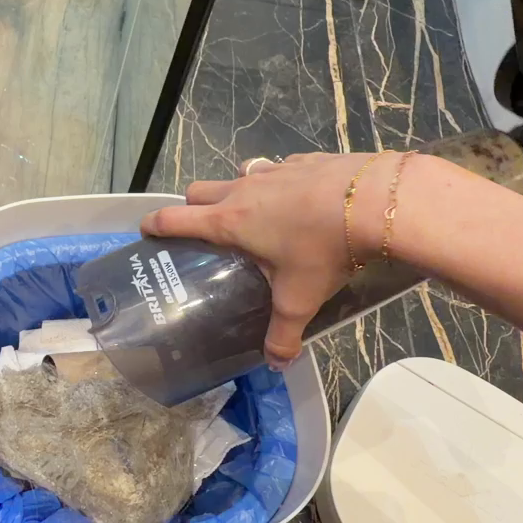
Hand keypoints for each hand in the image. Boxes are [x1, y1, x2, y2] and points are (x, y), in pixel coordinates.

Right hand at [140, 152, 388, 366]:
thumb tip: (277, 363)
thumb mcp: (300, 299)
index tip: (145, 230)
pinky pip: (278, 168)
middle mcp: (244, 190)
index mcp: (229, 222)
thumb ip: (283, 333)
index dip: (154, 224)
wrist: (377, 201)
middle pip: (198, 190)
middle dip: (193, 208)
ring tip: (255, 214)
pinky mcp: (304, 159)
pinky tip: (299, 199)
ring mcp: (274, 170)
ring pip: (237, 174)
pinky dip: (277, 181)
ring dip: (235, 190)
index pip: (175, 219)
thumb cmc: (323, 249)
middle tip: (205, 231)